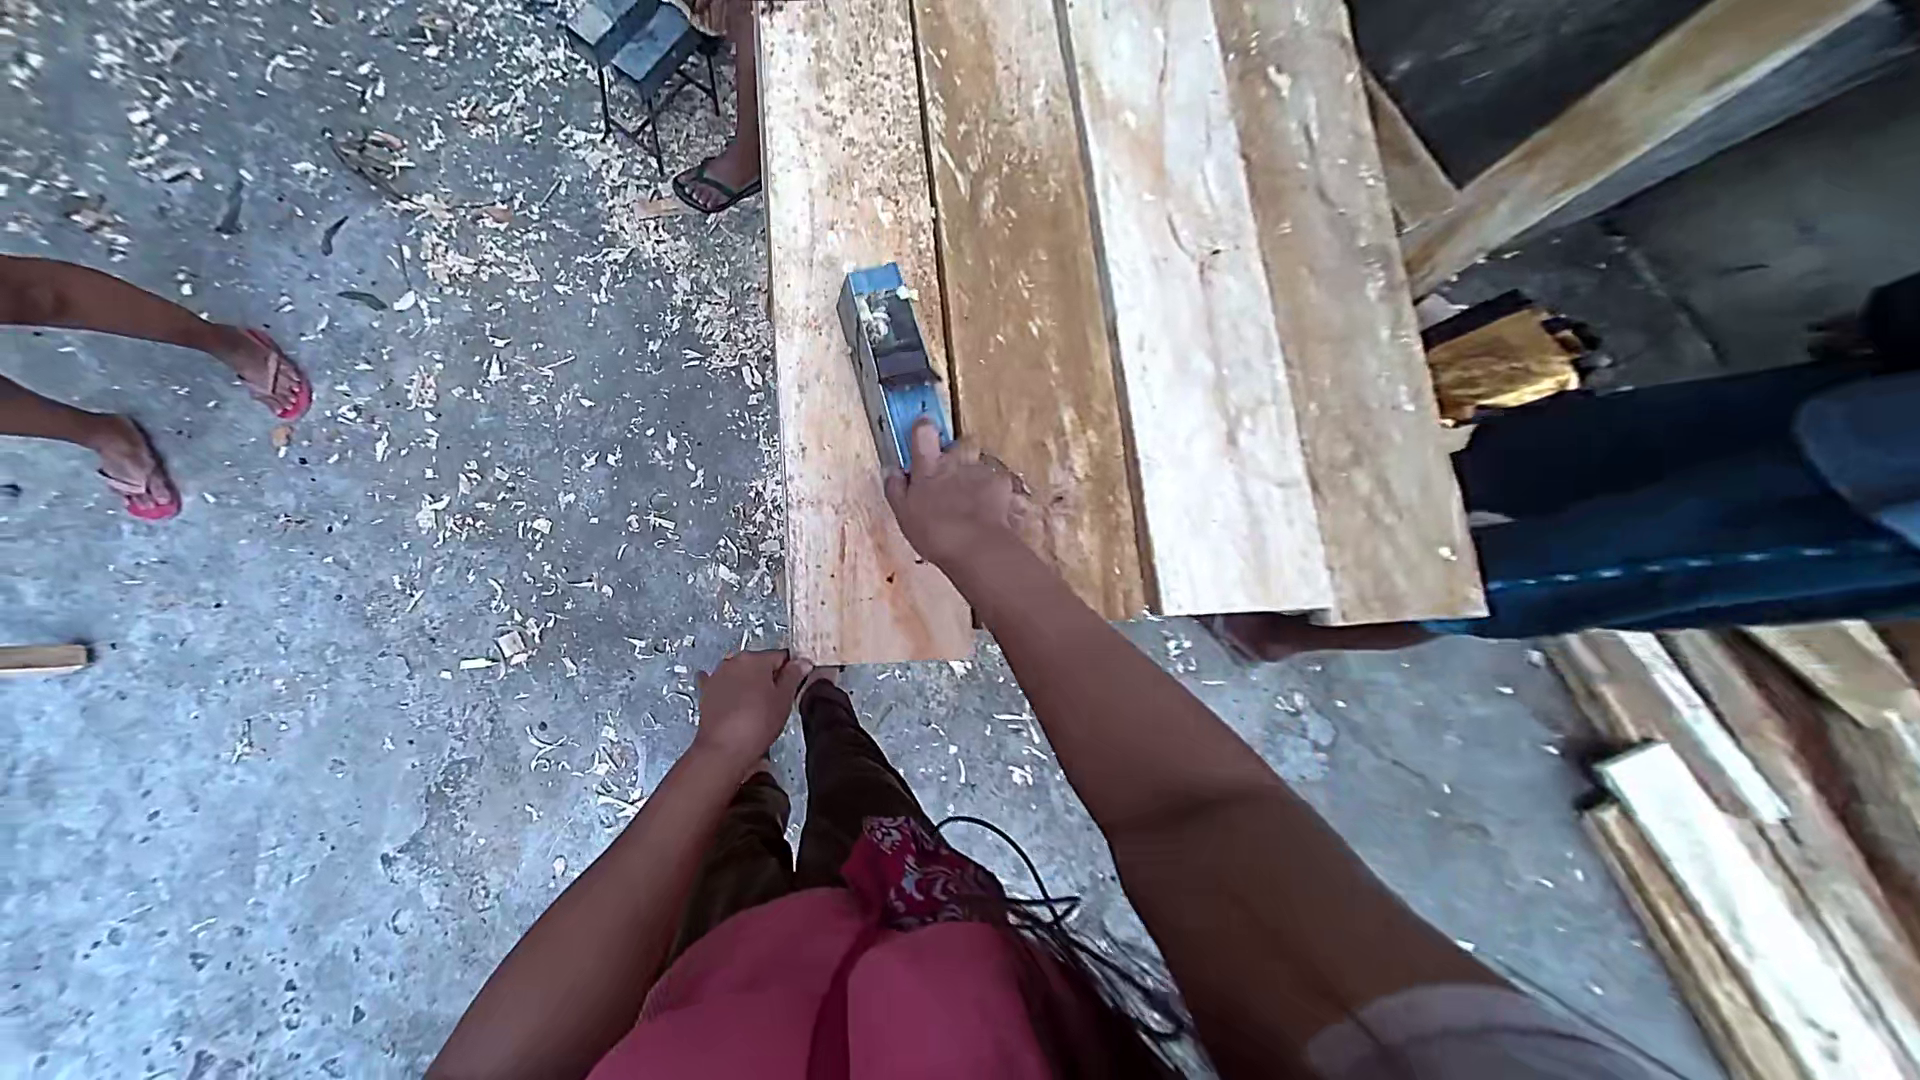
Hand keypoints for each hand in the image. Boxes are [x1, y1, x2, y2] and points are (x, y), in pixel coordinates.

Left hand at [693, 650, 812, 766]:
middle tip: (776, 700)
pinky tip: (734, 701)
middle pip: (760, 664)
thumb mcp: (784, 699)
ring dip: (749, 684)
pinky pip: (722, 685)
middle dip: (769, 678)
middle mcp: (734, 662)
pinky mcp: (706, 692)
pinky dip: (729, 691)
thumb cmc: (755, 724)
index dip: (791, 672)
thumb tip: (801, 663)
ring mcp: (718, 676)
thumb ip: (794, 676)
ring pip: (741, 674)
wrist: (723, 750)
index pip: (782, 656)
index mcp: (756, 659)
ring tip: (756, 708)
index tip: (793, 686)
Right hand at [884, 417, 1018, 569]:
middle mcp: (955, 462)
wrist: (976, 547)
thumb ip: (896, 488)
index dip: (923, 429)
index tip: (922, 432)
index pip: (923, 432)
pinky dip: (991, 494)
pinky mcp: (1001, 483)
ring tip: (968, 506)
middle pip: (955, 448)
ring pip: (975, 467)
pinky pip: (994, 482)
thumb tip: (891, 471)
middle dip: (953, 460)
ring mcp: (980, 471)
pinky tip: (986, 513)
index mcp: (928, 467)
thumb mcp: (904, 514)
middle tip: (948, 486)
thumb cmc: (935, 533)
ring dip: (972, 480)